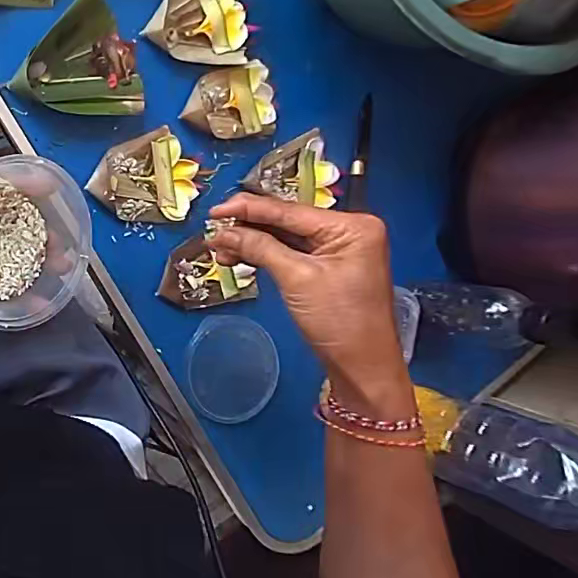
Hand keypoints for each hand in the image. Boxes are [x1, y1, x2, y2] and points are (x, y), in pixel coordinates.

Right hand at [208, 193, 411, 411]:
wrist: (363, 369)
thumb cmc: (342, 324)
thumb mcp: (297, 280)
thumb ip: (260, 248)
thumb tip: (226, 232)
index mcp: (352, 226)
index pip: (290, 210)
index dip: (250, 208)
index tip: (218, 209)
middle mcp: (348, 231)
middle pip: (287, 221)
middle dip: (248, 226)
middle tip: (215, 228)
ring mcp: (338, 250)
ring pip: (285, 237)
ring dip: (252, 242)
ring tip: (221, 247)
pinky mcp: (327, 267)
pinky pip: (291, 252)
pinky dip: (265, 255)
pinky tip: (239, 256)